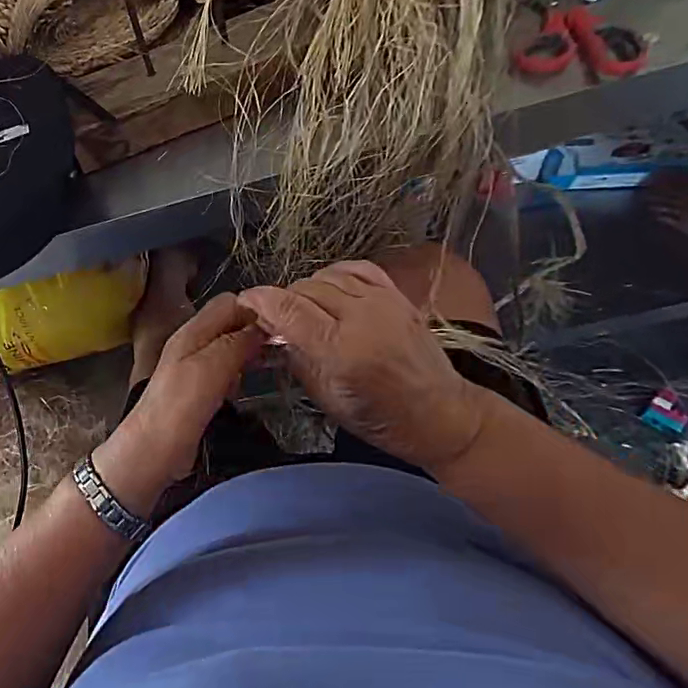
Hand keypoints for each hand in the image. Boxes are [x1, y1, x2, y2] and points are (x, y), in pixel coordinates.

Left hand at [94, 294, 264, 513]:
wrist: (153, 451)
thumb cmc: (179, 408)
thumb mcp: (211, 368)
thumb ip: (235, 343)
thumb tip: (262, 326)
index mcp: (193, 331)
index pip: (230, 303)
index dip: (256, 309)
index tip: (282, 324)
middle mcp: (193, 342)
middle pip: (231, 322)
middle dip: (256, 329)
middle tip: (283, 345)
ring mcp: (195, 365)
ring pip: (230, 345)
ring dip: (250, 350)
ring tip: (272, 361)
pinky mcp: (199, 388)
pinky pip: (226, 369)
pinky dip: (240, 371)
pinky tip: (248, 384)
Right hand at [240, 260, 492, 474]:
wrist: (442, 415)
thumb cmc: (380, 418)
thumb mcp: (326, 398)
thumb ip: (296, 357)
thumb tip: (271, 330)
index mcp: (341, 350)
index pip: (288, 308)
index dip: (259, 301)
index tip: (244, 303)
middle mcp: (361, 317)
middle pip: (303, 289)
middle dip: (282, 300)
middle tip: (275, 319)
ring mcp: (383, 302)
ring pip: (326, 276)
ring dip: (307, 289)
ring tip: (304, 309)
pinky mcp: (397, 295)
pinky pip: (356, 269)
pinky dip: (335, 275)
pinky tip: (329, 290)